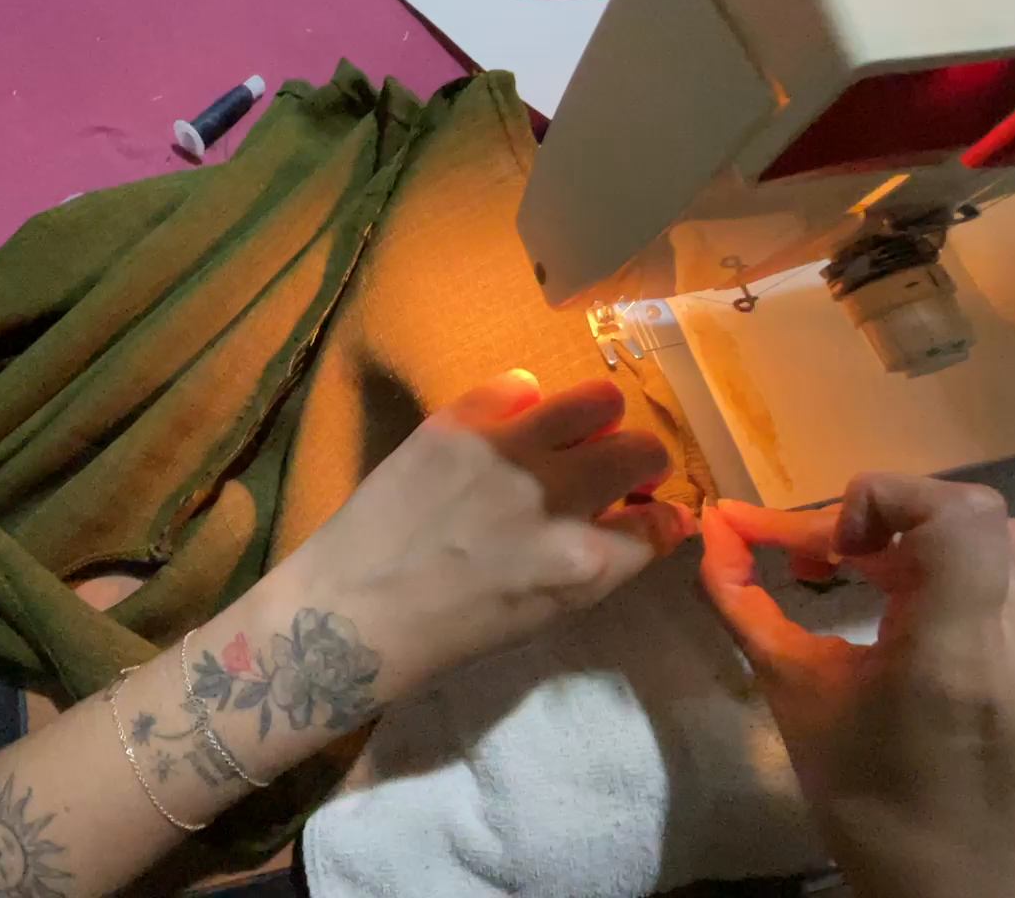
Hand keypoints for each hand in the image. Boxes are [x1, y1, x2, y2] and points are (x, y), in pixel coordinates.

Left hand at [279, 370, 686, 704]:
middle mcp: (555, 497)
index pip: (660, 522)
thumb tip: (640, 522)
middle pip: (640, 449)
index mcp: (584, 563)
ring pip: (593, 400)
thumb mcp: (542, 616)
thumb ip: (597, 566)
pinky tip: (510, 423)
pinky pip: (516, 384)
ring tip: (571, 433)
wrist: (353, 607)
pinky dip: (524, 402)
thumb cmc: (448, 631)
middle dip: (641, 460)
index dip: (660, 516)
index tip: (650, 510)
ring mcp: (503, 452)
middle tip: (615, 467)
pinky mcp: (455, 423)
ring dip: (597, 418)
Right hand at [700, 475, 1014, 897]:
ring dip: (923, 535)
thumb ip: (738, 595)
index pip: (957, 516)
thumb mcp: (782, 681)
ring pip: (1004, 534)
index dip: (884, 497)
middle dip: (878, 518)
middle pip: (968, 515)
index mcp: (955, 654)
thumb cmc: (857, 786)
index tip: (832, 542)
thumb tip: (711, 527)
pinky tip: (910, 601)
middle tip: (823, 558)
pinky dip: (954, 563)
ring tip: (870, 572)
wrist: (956, 878)